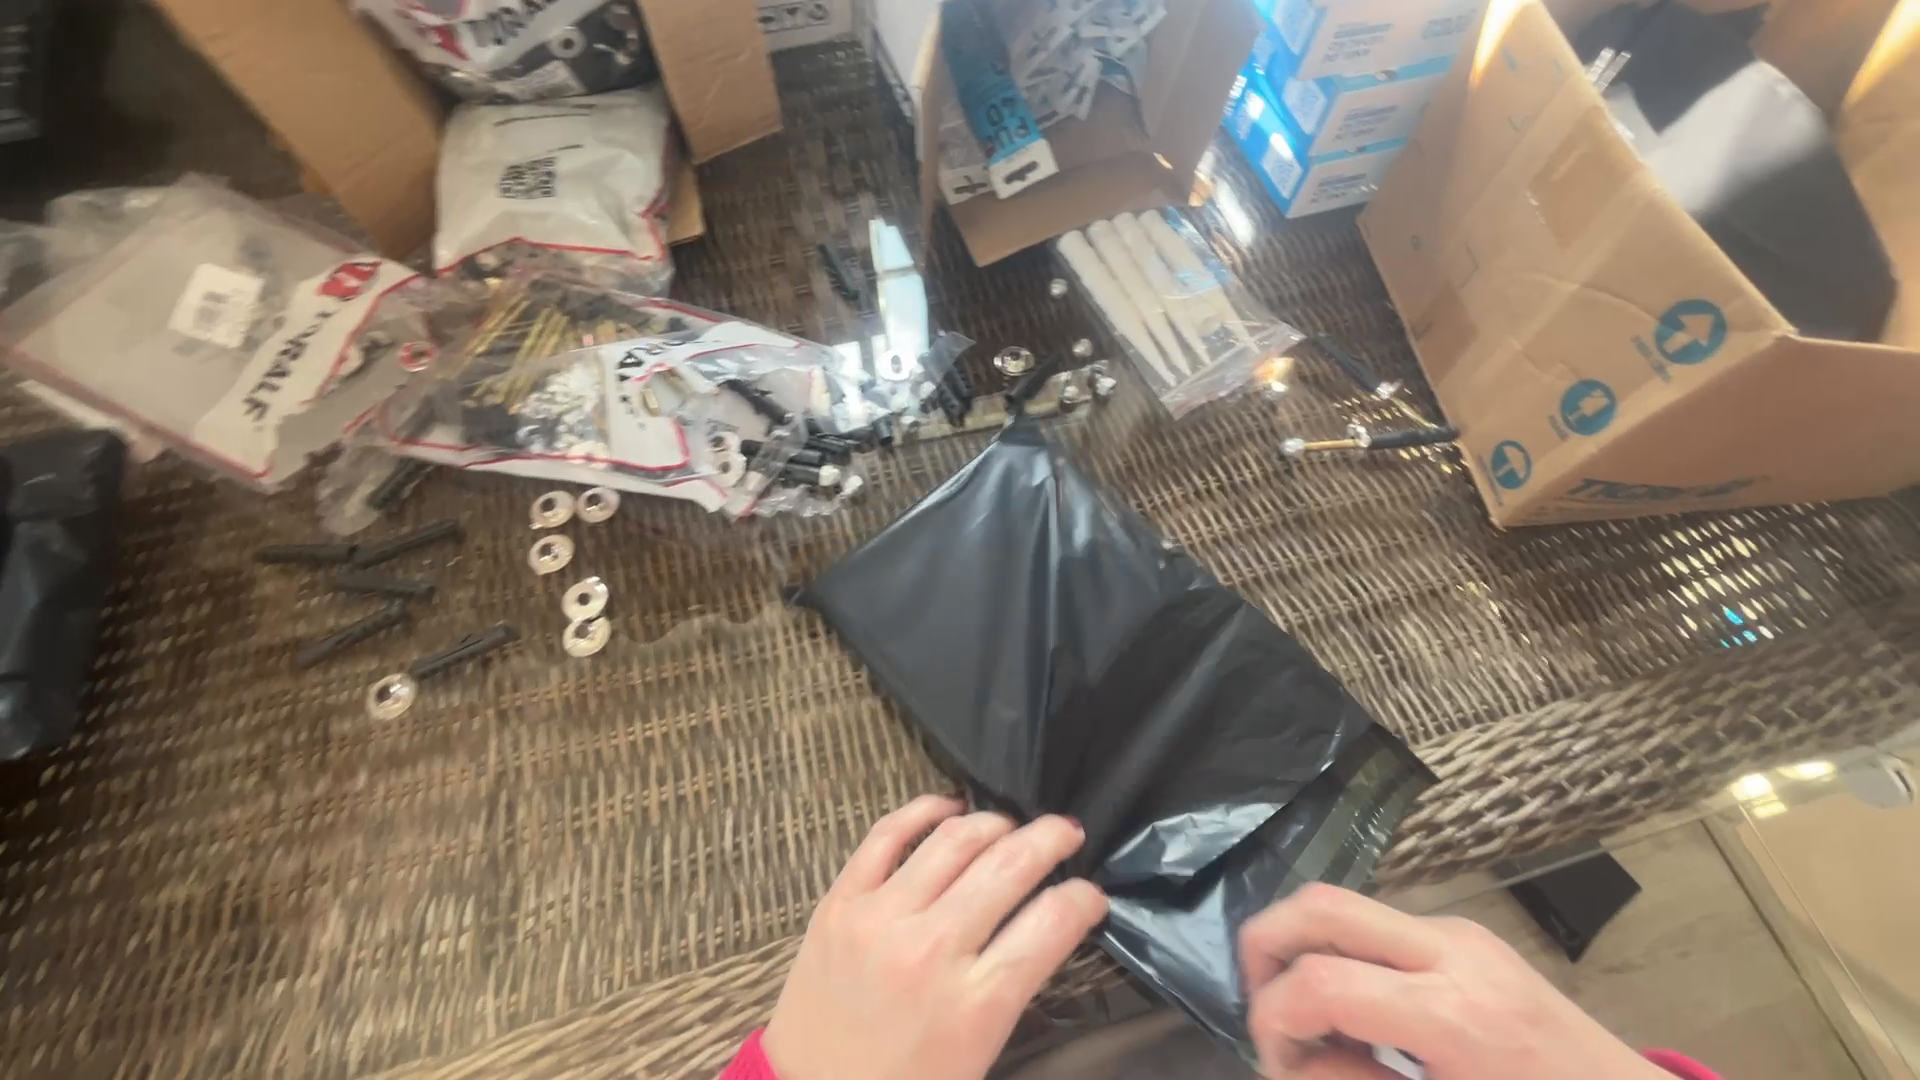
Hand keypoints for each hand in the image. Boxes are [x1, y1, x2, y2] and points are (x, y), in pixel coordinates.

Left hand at [763, 796, 1108, 1079]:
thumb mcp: (975, 1053)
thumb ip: (1012, 988)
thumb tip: (1046, 925)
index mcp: (973, 1007)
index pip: (1049, 926)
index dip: (1083, 900)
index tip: (1092, 893)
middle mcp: (930, 951)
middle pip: (1008, 867)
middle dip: (1050, 839)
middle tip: (1066, 832)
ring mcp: (881, 918)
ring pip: (953, 839)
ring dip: (994, 821)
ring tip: (1012, 824)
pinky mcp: (841, 900)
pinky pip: (886, 833)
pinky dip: (923, 810)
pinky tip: (948, 807)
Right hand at [1240, 884, 1669, 1079]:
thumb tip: (1291, 1062)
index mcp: (1458, 1017)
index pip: (1323, 983)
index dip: (1272, 1018)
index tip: (1271, 1062)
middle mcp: (1453, 951)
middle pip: (1320, 906)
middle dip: (1265, 946)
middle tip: (1260, 1004)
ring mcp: (1458, 931)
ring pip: (1340, 904)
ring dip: (1300, 948)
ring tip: (1306, 1015)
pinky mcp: (1461, 932)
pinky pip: (1372, 924)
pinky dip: (1337, 954)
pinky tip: (1352, 1010)